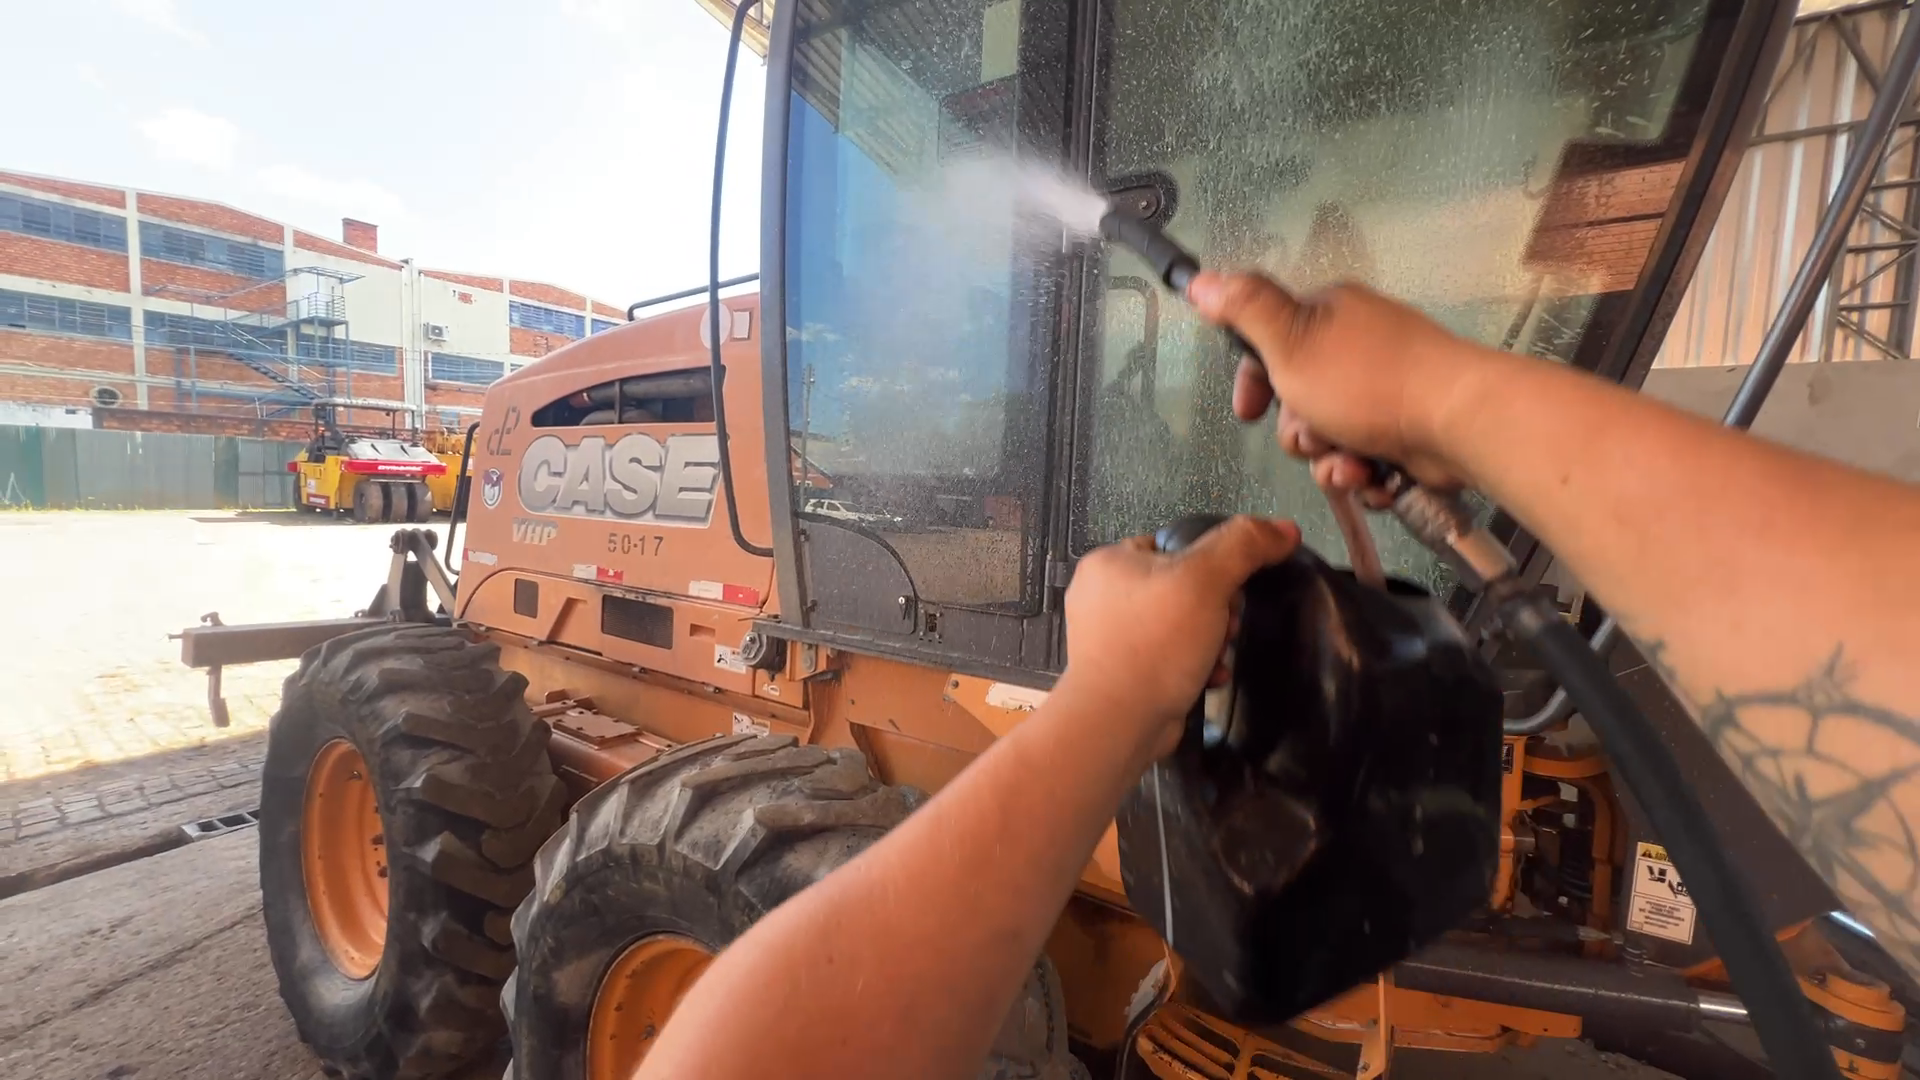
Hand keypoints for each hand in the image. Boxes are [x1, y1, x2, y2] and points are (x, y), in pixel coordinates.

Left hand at [1058, 516, 1299, 765]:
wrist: (1119, 721)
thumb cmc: (1156, 642)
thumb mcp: (1205, 580)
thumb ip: (1243, 546)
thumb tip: (1284, 527)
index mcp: (1107, 562)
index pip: (1171, 547)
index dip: (1210, 566)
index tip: (1232, 591)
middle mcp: (1100, 594)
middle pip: (1179, 588)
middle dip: (1216, 610)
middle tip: (1228, 629)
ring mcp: (1106, 636)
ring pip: (1177, 624)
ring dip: (1210, 640)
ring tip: (1219, 657)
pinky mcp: (1119, 671)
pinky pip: (1166, 655)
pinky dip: (1192, 664)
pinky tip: (1209, 678)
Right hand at [1187, 272, 1504, 498]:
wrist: (1456, 423)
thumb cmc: (1366, 382)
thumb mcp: (1289, 340)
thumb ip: (1244, 310)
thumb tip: (1202, 279)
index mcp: (1328, 318)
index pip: (1269, 347)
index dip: (1253, 383)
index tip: (1248, 411)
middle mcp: (1354, 349)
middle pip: (1294, 401)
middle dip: (1297, 432)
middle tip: (1313, 435)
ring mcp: (1381, 390)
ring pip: (1324, 436)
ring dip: (1327, 459)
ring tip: (1350, 463)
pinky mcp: (1402, 429)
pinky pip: (1358, 458)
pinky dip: (1359, 474)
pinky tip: (1370, 476)